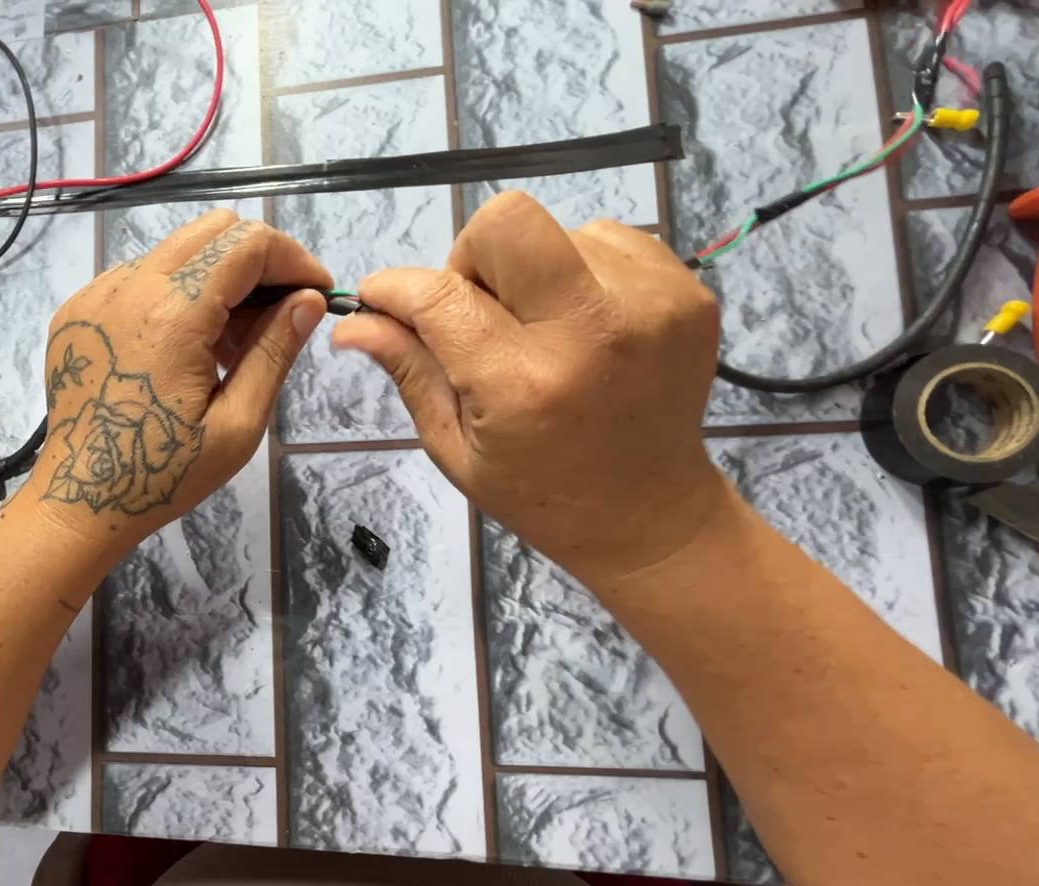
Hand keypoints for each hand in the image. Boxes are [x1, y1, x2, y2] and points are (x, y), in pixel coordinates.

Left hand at [27, 209, 329, 551]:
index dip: (295, 259)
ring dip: (217, 278)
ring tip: (228, 344)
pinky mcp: (77, 311)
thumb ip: (274, 352)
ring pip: (175, 250)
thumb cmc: (163, 473)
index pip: (248, 243)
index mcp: (173, 313)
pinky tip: (181, 350)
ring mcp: (95, 295)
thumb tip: (309, 300)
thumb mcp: (237, 424)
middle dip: (259, 260)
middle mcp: (129, 286)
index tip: (317, 294)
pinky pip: (139, 277)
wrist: (80, 498)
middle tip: (277, 315)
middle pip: (213, 230)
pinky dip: (175, 294)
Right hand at [332, 192, 727, 584]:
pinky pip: (608, 239)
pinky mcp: (687, 290)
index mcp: (523, 383)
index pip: (440, 296)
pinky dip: (575, 272)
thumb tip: (351, 323)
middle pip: (508, 222)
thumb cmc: (534, 491)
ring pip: (556, 229)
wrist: (646, 512)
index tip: (379, 297)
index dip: (396, 288)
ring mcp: (651, 302)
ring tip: (535, 331)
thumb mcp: (453, 445)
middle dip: (470, 258)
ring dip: (526, 271)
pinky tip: (577, 326)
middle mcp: (593, 330)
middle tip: (474, 311)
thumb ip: (409, 370)